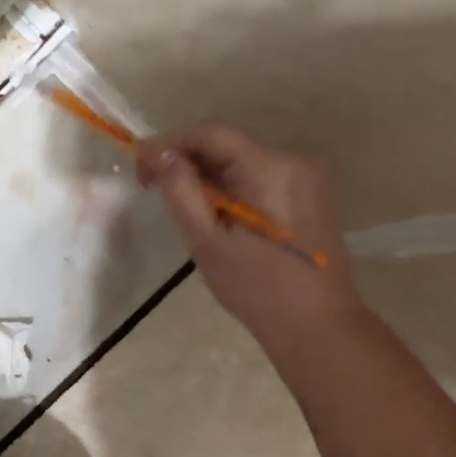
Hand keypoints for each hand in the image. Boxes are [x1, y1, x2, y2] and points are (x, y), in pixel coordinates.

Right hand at [138, 122, 363, 348]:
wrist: (316, 323)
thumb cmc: (257, 287)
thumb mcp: (208, 241)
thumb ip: (181, 191)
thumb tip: (156, 152)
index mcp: (270, 167)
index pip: (209, 133)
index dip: (168, 145)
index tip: (139, 172)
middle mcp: (293, 158)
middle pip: (226, 144)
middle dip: (185, 161)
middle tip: (153, 191)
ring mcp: (306, 175)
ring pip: (239, 159)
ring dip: (205, 176)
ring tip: (183, 209)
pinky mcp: (308, 192)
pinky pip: (257, 175)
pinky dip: (229, 186)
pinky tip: (215, 216)